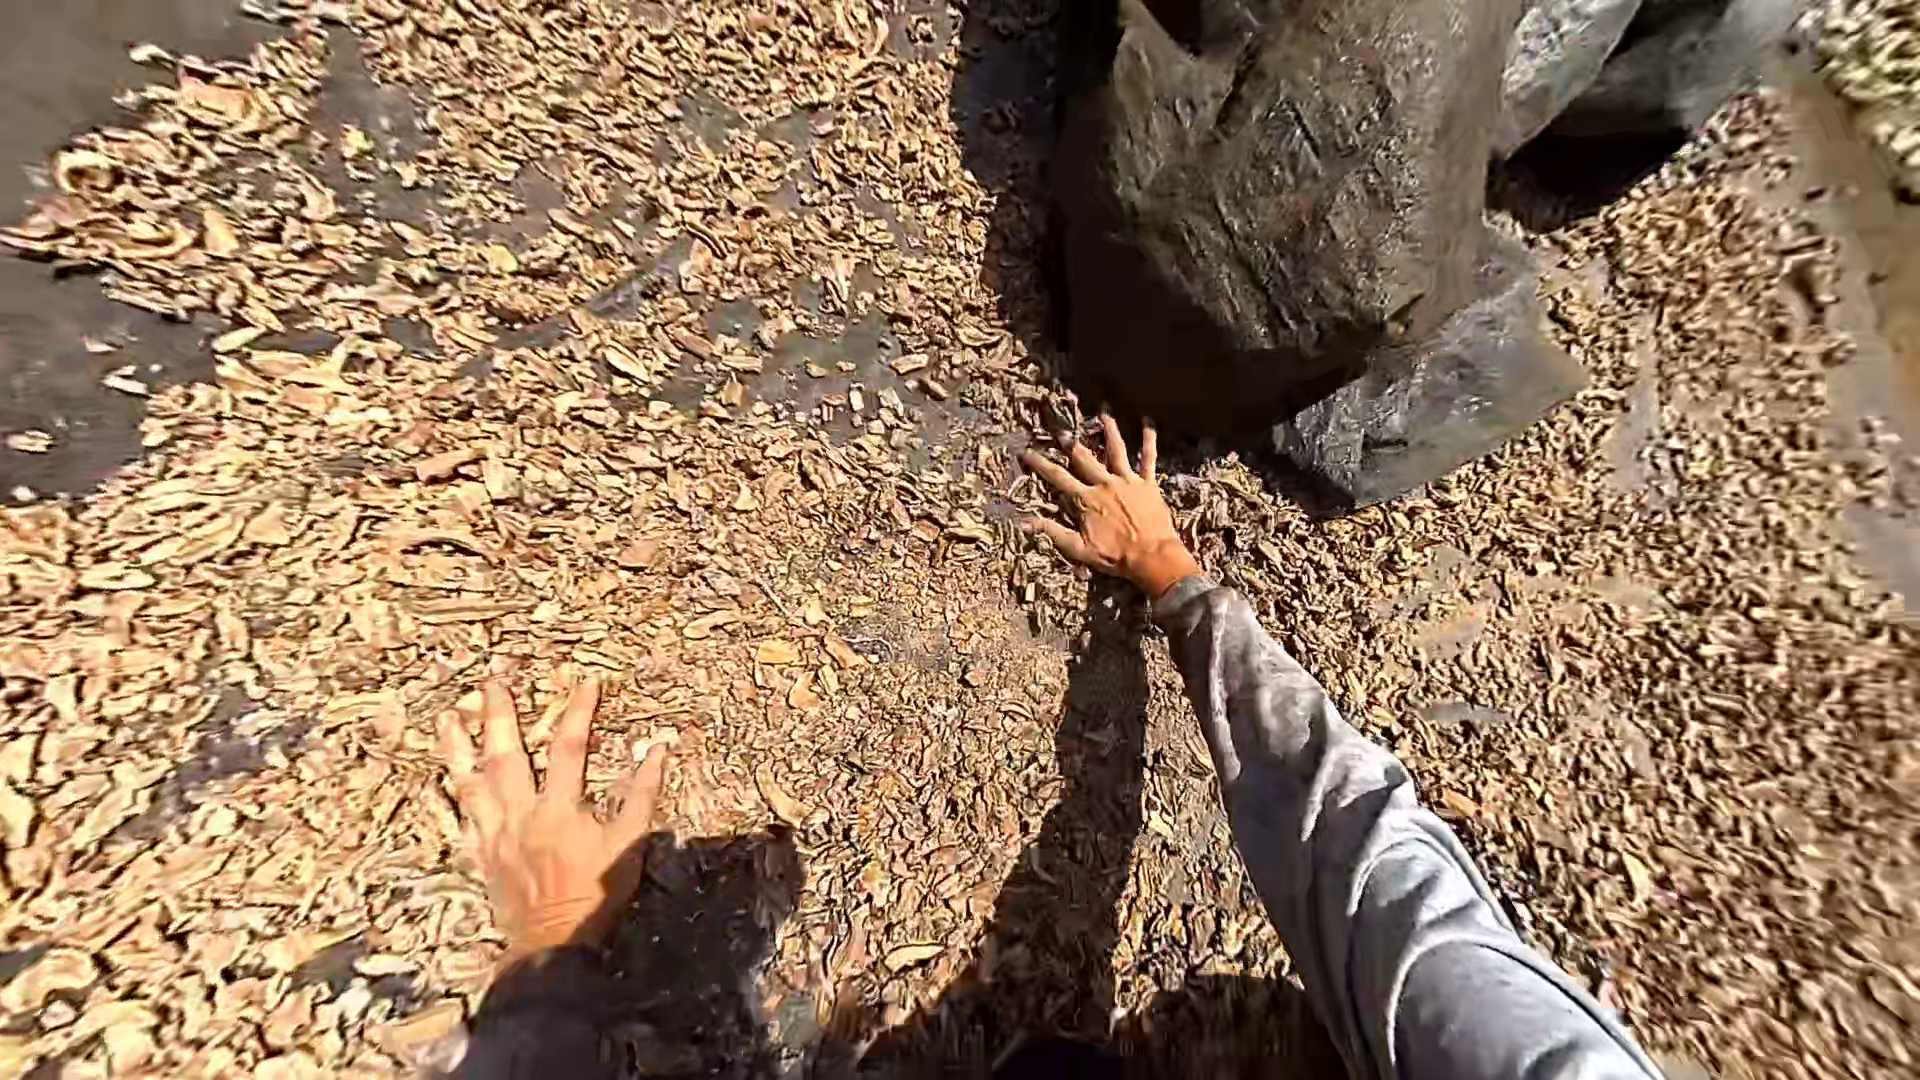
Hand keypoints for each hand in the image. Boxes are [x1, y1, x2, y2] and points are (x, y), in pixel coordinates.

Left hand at [438, 677, 668, 960]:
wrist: (552, 941)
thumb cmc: (597, 887)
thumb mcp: (630, 839)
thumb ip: (643, 792)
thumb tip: (658, 748)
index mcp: (560, 809)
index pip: (570, 748)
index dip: (579, 711)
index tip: (586, 682)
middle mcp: (520, 815)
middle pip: (505, 757)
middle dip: (499, 716)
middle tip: (491, 682)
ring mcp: (493, 834)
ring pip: (469, 784)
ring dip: (458, 748)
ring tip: (448, 717)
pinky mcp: (479, 853)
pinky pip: (455, 819)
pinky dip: (444, 795)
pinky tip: (438, 777)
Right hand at [1020, 415, 1199, 598]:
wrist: (1152, 557)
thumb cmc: (1115, 556)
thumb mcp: (1078, 548)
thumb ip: (1051, 532)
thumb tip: (1024, 523)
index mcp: (1086, 499)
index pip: (1057, 477)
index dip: (1040, 464)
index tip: (1027, 452)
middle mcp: (1105, 484)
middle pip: (1083, 457)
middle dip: (1069, 440)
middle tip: (1060, 425)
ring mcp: (1128, 481)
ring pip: (1116, 449)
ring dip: (1109, 429)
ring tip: (1105, 412)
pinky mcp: (1148, 484)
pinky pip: (1149, 458)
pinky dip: (1149, 440)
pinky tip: (1149, 423)